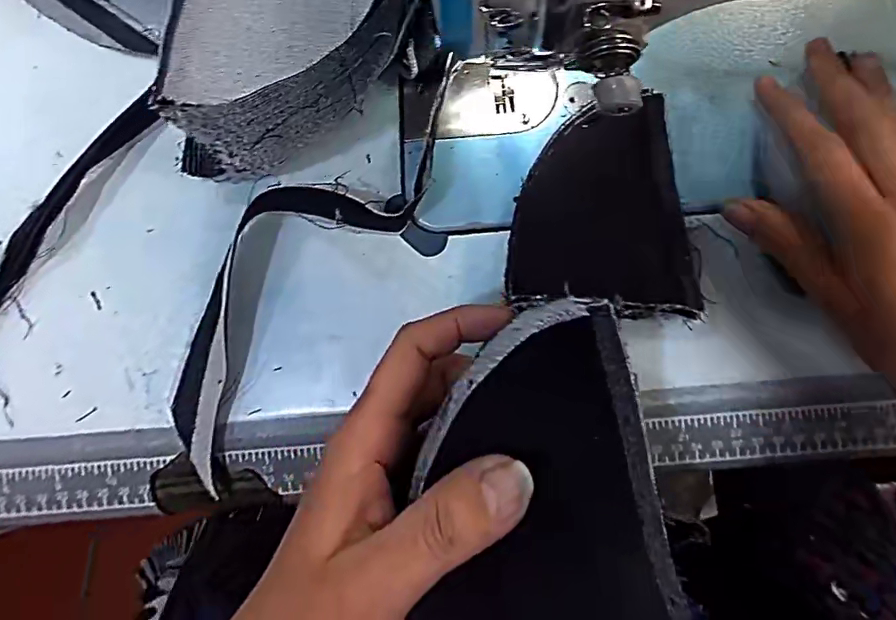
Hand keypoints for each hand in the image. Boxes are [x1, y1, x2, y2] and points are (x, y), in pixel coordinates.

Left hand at [238, 305, 533, 618]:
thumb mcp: (373, 575)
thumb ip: (442, 525)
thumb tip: (516, 471)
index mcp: (362, 439)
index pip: (410, 351)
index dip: (458, 322)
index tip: (508, 320)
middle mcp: (374, 447)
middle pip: (431, 378)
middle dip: (480, 362)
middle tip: (533, 372)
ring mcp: (386, 479)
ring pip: (440, 418)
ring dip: (480, 407)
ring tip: (531, 417)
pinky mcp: (397, 511)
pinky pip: (445, 459)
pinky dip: (477, 450)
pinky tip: (507, 477)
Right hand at [724, 38, 895, 452]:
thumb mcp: (837, 304)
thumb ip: (791, 247)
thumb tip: (738, 206)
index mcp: (869, 223)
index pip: (822, 152)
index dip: (791, 114)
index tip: (768, 84)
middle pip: (867, 126)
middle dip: (838, 82)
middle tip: (817, 47)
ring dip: (880, 90)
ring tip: (862, 56)